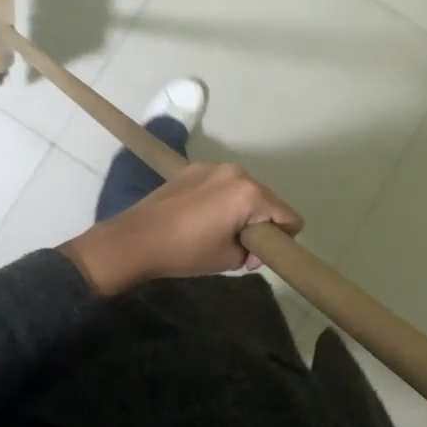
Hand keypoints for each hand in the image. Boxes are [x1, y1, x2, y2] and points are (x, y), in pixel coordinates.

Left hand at [60, 163, 303, 296]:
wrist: (137, 238)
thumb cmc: (187, 251)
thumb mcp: (229, 259)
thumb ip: (252, 253)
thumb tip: (253, 250)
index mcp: (250, 194)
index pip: (289, 216)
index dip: (283, 238)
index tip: (263, 253)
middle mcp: (236, 172)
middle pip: (267, 199)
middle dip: (261, 222)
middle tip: (239, 246)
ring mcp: (212, 166)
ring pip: (244, 190)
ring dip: (241, 209)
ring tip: (218, 231)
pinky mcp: (193, 168)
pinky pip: (221, 184)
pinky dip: (221, 199)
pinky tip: (200, 217)